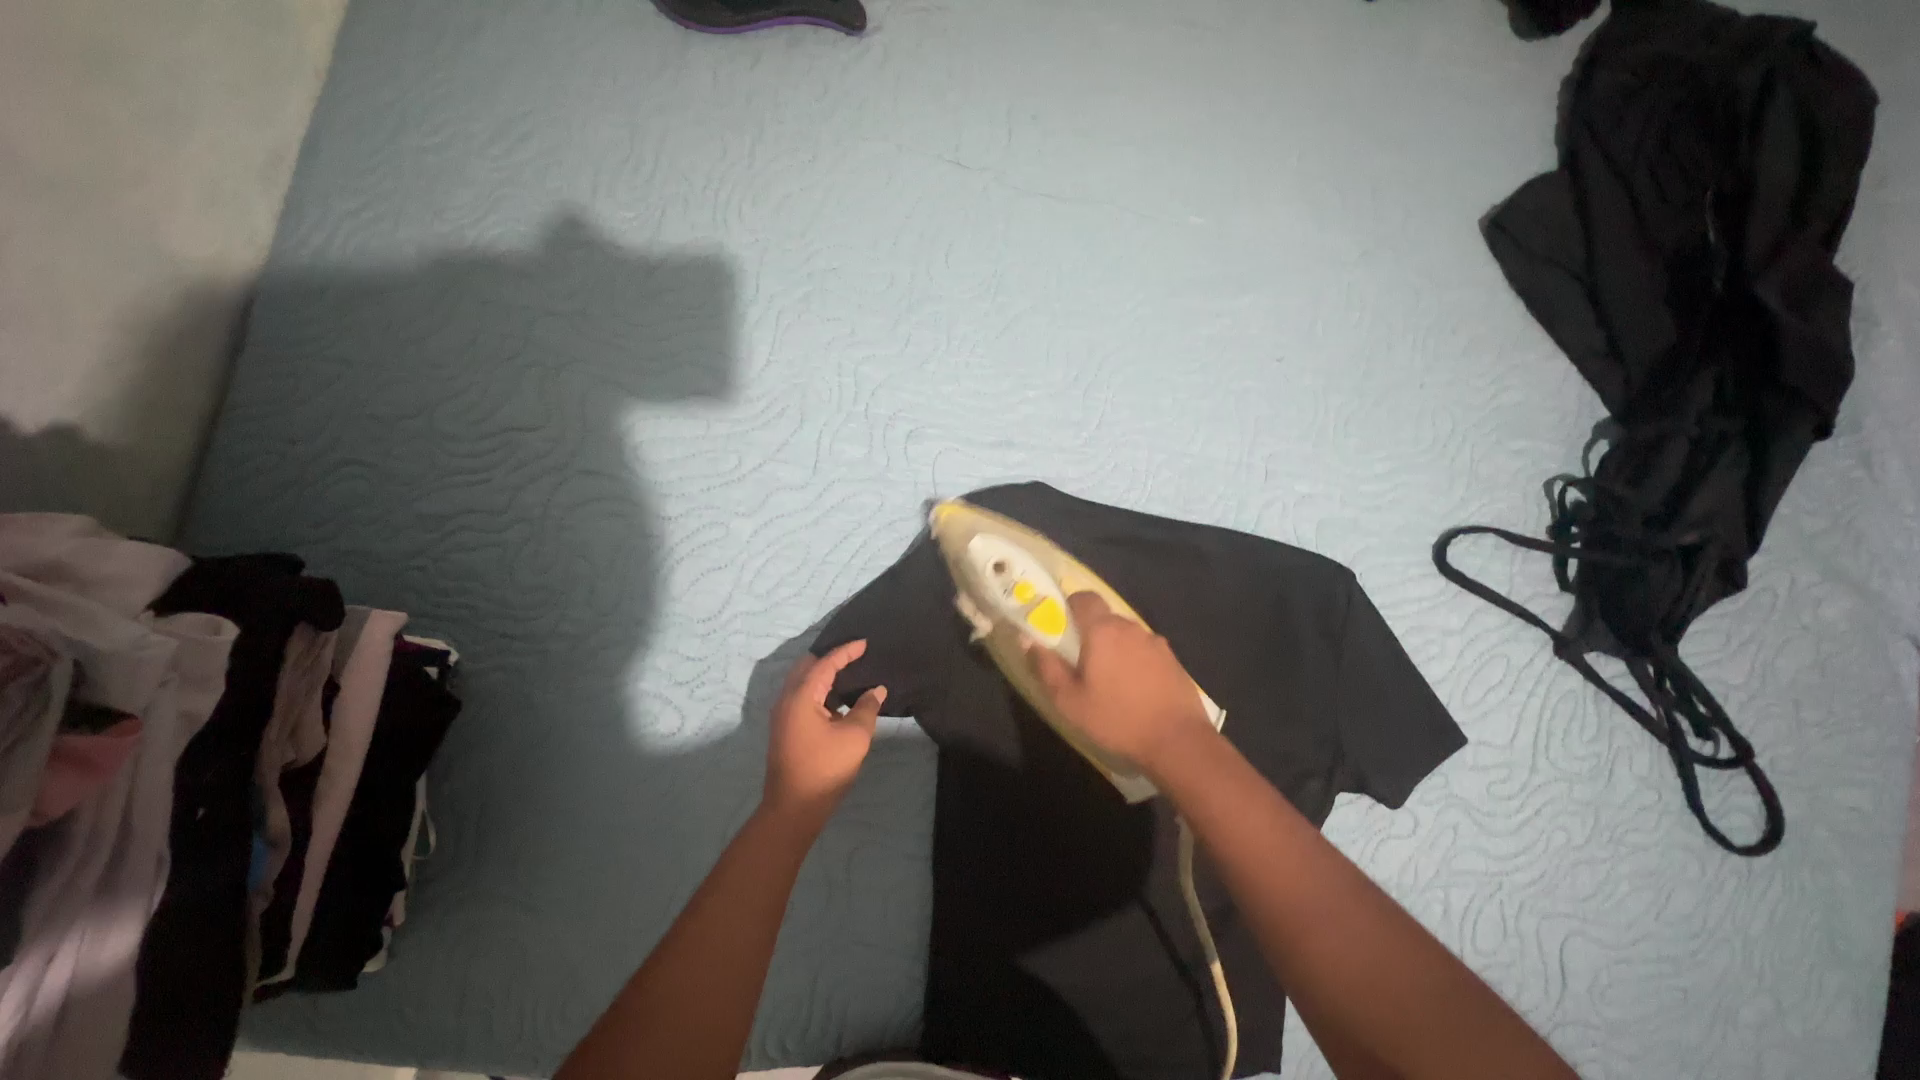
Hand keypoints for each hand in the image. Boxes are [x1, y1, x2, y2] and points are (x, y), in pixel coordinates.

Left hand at [762, 640, 885, 823]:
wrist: (794, 807)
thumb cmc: (825, 768)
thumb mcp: (854, 736)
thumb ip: (867, 708)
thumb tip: (876, 690)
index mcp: (801, 696)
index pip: (826, 664)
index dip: (846, 651)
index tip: (865, 643)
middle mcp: (786, 699)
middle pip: (807, 667)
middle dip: (830, 658)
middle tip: (854, 654)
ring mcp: (783, 715)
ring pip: (803, 683)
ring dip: (824, 675)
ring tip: (850, 672)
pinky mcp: (786, 728)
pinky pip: (802, 697)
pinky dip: (820, 691)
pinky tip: (839, 698)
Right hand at [1027, 592, 1217, 775]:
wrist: (1177, 741)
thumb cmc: (1116, 719)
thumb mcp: (1069, 701)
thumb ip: (1046, 667)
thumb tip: (1027, 640)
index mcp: (1103, 630)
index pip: (1084, 597)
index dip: (1070, 605)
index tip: (1061, 626)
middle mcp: (1131, 628)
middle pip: (1106, 618)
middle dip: (1091, 633)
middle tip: (1080, 663)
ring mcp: (1157, 643)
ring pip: (1127, 636)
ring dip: (1115, 649)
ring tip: (1109, 682)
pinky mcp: (1174, 661)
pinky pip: (1146, 652)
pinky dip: (1136, 663)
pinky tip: (1135, 691)